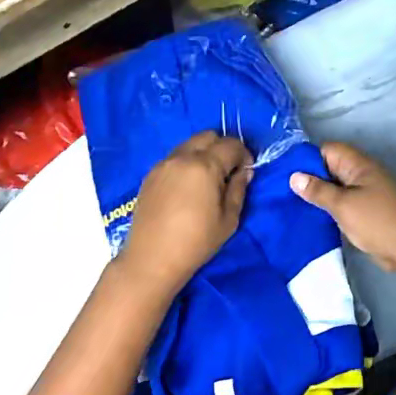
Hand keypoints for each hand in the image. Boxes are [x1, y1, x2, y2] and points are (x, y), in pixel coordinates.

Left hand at [117, 131, 252, 292]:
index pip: (231, 144)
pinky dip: (186, 163)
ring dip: (203, 154)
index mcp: (204, 166)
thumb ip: (238, 190)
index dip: (244, 155)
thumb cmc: (196, 242)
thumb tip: (243, 172)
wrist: (152, 258)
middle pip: (208, 136)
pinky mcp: (150, 175)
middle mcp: (182, 157)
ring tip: (207, 181)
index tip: (246, 172)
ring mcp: (162, 164)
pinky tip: (187, 188)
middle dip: (223, 148)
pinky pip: (174, 158)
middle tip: (228, 172)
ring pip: (189, 144)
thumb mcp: (228, 220)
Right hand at [289, 142, 395, 275]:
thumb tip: (294, 176)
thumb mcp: (343, 206)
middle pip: (330, 167)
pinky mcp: (365, 210)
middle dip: (309, 177)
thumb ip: (318, 190)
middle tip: (282, 192)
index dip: (308, 159)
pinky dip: (328, 207)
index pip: (328, 150)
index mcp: (360, 165)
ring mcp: (365, 193)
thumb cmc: (377, 223)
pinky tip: (311, 217)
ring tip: (291, 205)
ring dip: (318, 195)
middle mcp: (362, 175)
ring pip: (335, 187)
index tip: (286, 174)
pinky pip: (342, 202)